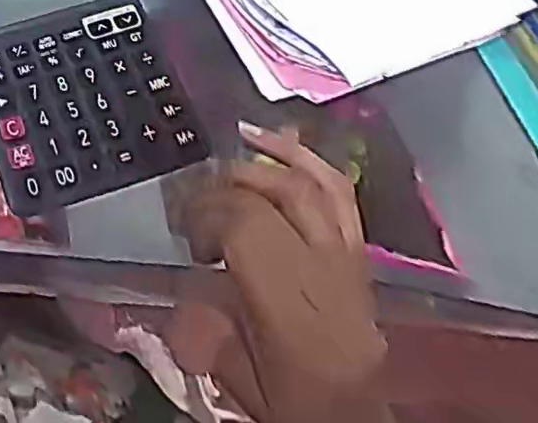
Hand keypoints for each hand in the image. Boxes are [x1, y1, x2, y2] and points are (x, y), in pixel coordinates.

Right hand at [170, 122, 387, 422]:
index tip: (187, 233)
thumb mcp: (233, 372)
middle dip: (220, 192)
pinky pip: (340, 194)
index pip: (248, 232)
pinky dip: (305, 160)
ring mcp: (350, 263)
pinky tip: (272, 141)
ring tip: (222, 168)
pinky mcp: (360, 255)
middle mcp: (329, 280)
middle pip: (271, 203)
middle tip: (193, 205)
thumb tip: (177, 264)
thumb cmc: (288, 402)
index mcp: (296, 316)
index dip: (207, 216)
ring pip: (304, 188)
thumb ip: (202, 314)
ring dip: (256, 168)